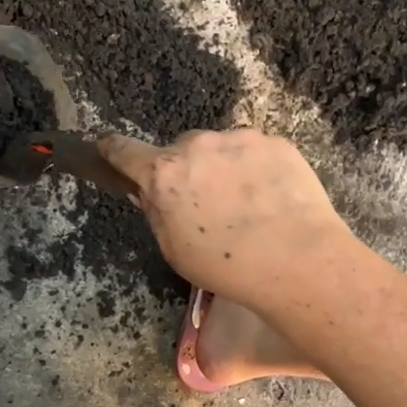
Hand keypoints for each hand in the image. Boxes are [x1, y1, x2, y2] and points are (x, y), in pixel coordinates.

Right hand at [101, 129, 354, 310]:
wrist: (298, 260)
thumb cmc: (228, 266)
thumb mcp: (175, 250)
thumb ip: (157, 213)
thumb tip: (149, 192)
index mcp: (164, 175)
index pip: (124, 151)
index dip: (113, 150)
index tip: (108, 148)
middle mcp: (198, 146)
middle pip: (180, 151)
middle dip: (186, 171)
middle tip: (204, 207)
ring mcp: (240, 139)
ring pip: (220, 150)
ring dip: (222, 169)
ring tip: (245, 209)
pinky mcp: (275, 142)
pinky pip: (254, 152)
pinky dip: (255, 170)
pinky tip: (269, 201)